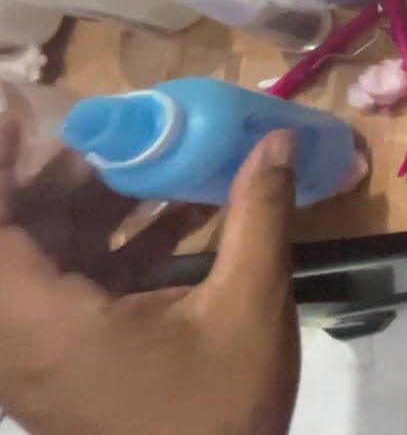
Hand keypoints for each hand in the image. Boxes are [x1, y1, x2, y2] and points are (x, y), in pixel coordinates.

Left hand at [0, 124, 300, 434]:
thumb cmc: (219, 394)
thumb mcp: (251, 298)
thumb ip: (259, 214)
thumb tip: (274, 141)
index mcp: (46, 325)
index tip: (18, 119)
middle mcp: (22, 337)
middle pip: (13, 244)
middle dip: (54, 180)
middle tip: (116, 130)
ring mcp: (44, 350)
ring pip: (42, 262)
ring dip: (90, 208)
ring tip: (154, 160)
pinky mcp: (72, 357)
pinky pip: (74, 284)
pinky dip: (117, 241)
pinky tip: (184, 213)